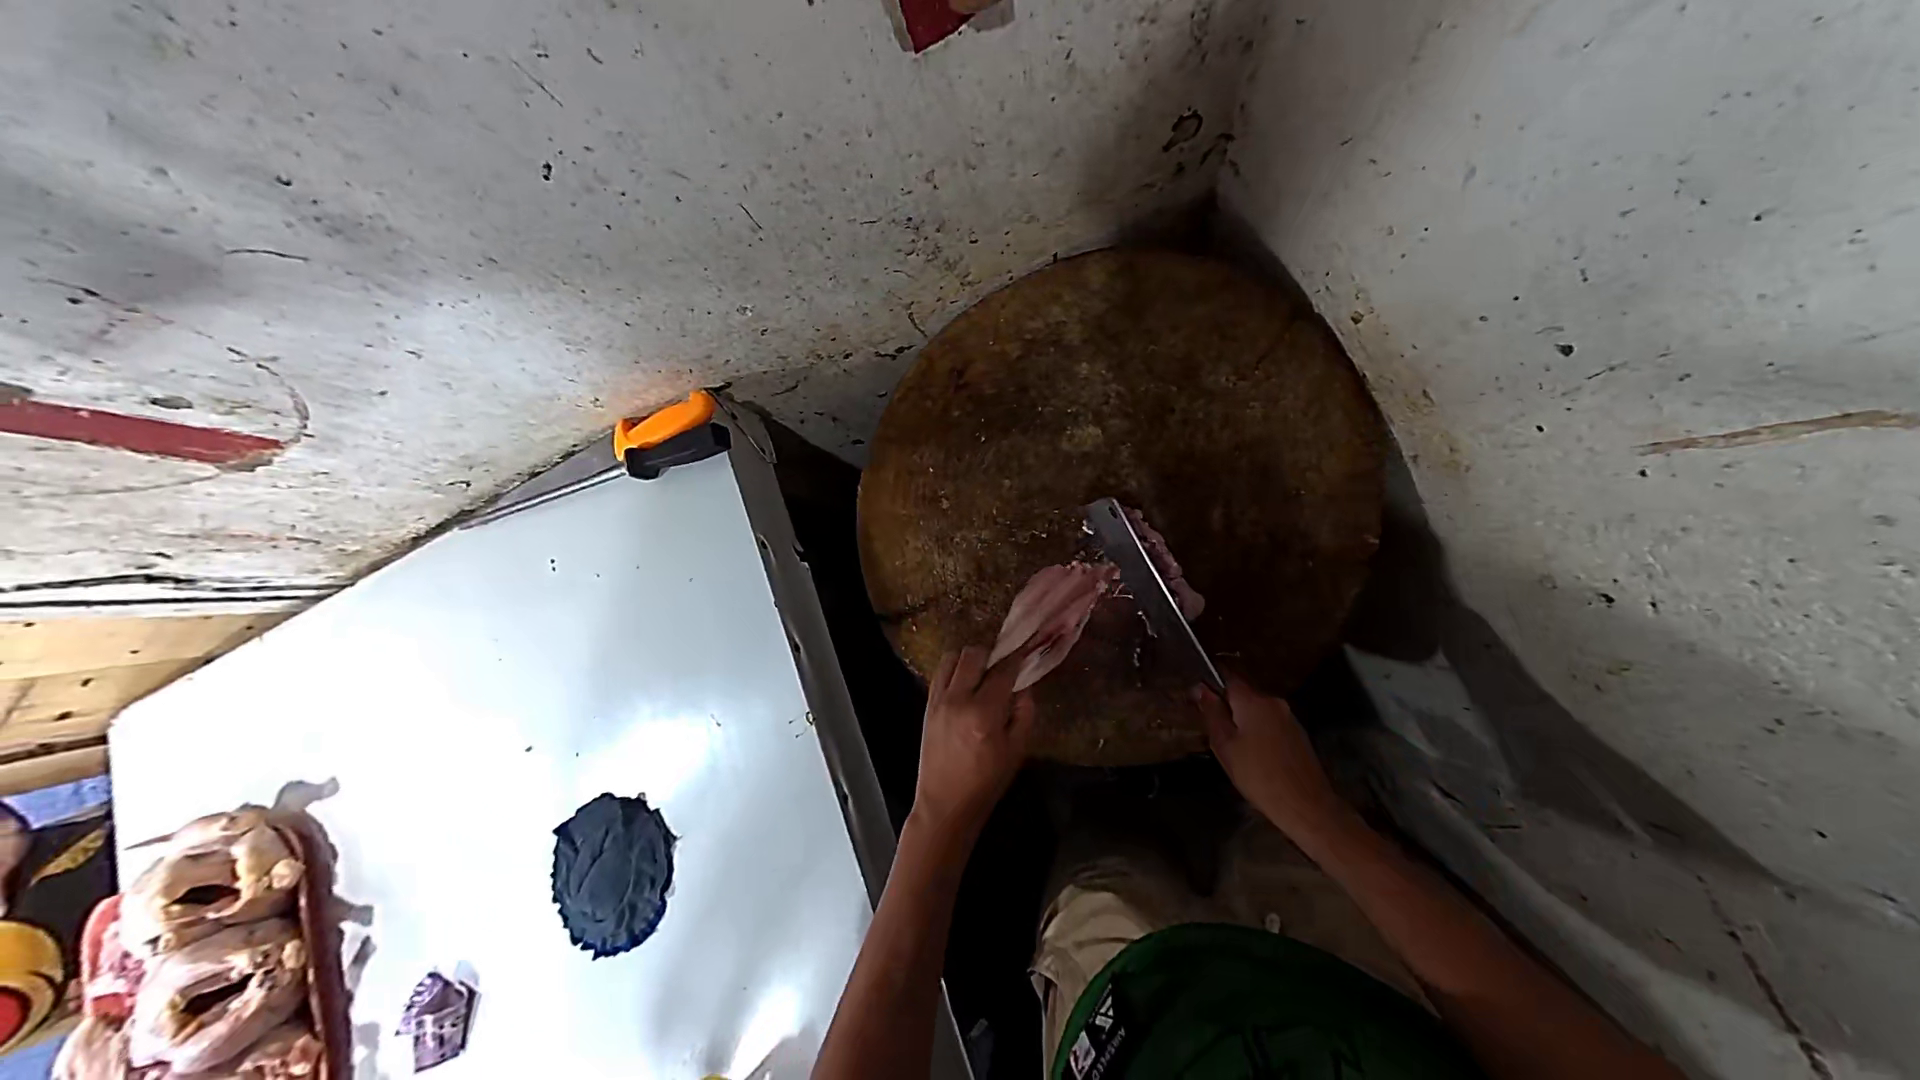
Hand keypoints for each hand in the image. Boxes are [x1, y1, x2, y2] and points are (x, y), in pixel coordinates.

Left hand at [911, 646, 1034, 841]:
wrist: (946, 803)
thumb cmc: (986, 782)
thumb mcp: (1016, 750)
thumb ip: (1024, 713)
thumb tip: (1025, 685)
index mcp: (984, 714)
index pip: (1003, 672)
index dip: (1016, 658)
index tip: (1026, 650)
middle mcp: (958, 700)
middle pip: (973, 655)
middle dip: (992, 653)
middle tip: (1003, 663)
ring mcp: (939, 701)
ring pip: (952, 658)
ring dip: (970, 658)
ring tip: (983, 671)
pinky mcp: (928, 706)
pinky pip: (940, 674)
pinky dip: (954, 670)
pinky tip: (966, 682)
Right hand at [1194, 676, 1347, 835]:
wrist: (1306, 806)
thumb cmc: (1258, 776)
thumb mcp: (1225, 745)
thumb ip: (1212, 713)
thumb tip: (1201, 689)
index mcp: (1254, 701)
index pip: (1227, 676)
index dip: (1210, 683)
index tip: (1197, 696)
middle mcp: (1274, 702)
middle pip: (1243, 694)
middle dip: (1227, 706)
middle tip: (1213, 730)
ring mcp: (1289, 718)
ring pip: (1257, 710)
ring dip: (1243, 720)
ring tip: (1233, 747)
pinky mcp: (1298, 734)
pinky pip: (1271, 723)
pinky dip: (1259, 731)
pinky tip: (1255, 755)